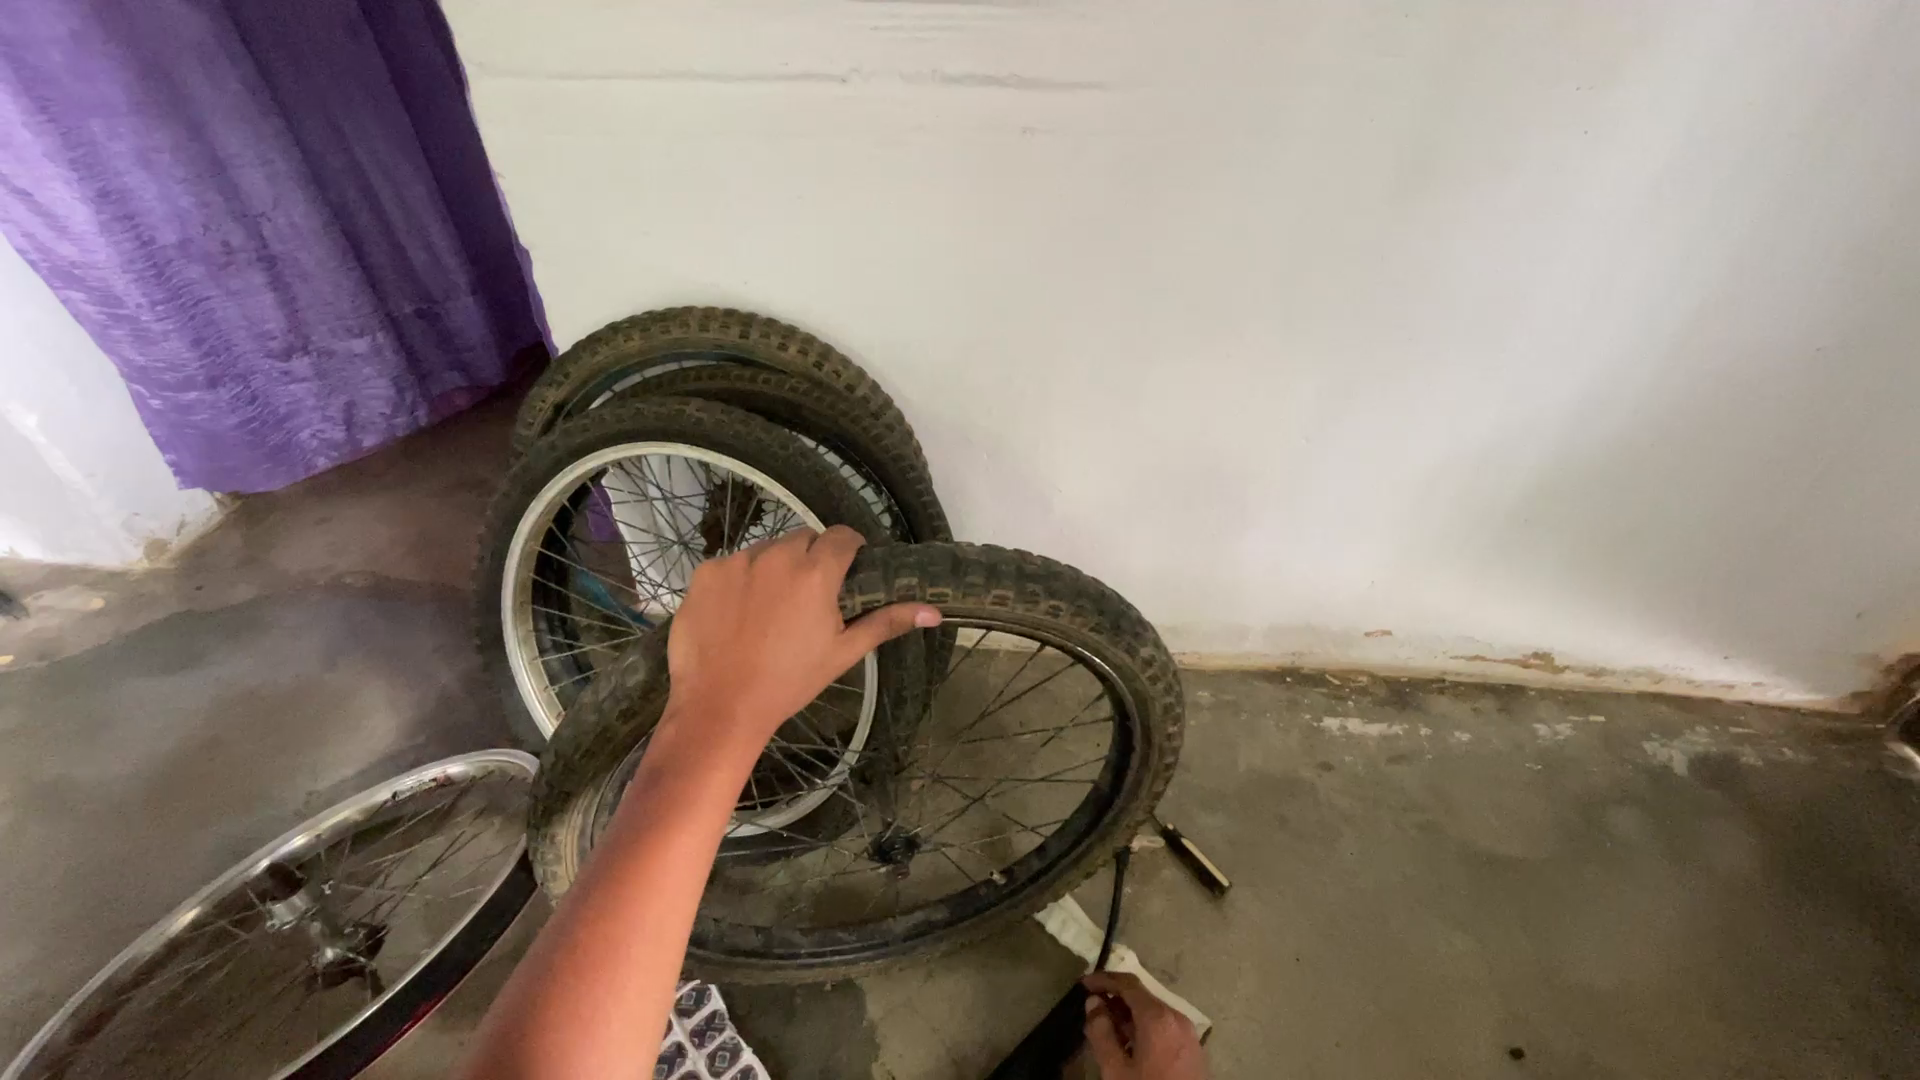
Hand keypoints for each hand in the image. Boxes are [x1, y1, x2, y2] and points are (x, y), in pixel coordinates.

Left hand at [662, 526, 939, 751]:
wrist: (720, 706)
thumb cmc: (790, 681)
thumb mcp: (843, 652)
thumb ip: (887, 622)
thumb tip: (935, 612)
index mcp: (816, 573)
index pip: (843, 536)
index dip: (850, 549)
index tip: (848, 570)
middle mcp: (776, 556)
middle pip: (804, 538)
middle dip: (812, 558)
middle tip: (810, 596)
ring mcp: (737, 561)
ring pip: (766, 549)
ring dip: (775, 567)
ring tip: (771, 607)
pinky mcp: (705, 572)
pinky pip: (732, 565)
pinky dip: (739, 580)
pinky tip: (738, 614)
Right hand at [1083, 972, 1207, 1079]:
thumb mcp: (1116, 1070)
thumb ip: (1101, 1032)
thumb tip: (1094, 1003)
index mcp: (1158, 1017)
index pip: (1127, 983)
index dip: (1103, 979)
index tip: (1083, 985)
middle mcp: (1177, 1017)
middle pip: (1141, 996)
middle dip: (1115, 999)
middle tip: (1092, 1010)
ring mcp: (1189, 1035)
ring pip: (1153, 1012)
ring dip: (1129, 1015)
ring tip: (1107, 1029)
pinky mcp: (1193, 1051)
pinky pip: (1165, 1028)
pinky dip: (1144, 1028)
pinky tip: (1130, 1045)